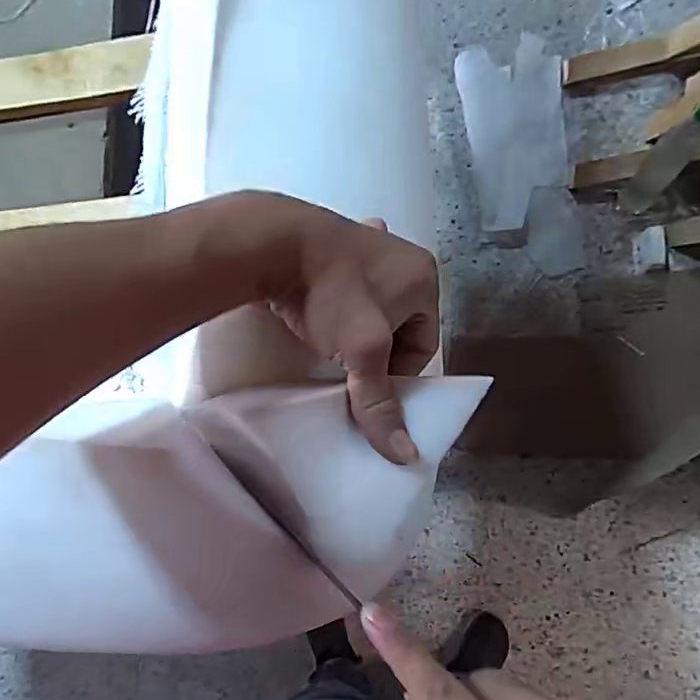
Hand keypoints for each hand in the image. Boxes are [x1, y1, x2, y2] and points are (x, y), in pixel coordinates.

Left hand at [182, 192, 439, 463]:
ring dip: (354, 332)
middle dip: (376, 353)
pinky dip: (334, 307)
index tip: (369, 389)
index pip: (424, 345)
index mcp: (424, 278)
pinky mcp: (332, 248)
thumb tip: (406, 455)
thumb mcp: (363, 351)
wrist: (274, 244)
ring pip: (369, 311)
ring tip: (331, 348)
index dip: (399, 375)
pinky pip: (343, 292)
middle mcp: (401, 259)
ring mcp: (366, 248)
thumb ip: (379, 402)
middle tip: (349, 371)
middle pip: (398, 329)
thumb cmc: (333, 295)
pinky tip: (317, 313)